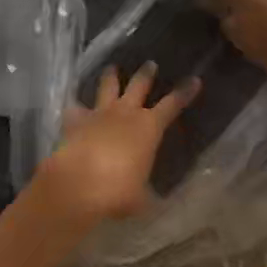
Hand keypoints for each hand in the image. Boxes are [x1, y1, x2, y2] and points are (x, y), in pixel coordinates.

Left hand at [33, 63, 199, 223]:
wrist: (78, 184)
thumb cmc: (117, 191)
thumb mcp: (141, 199)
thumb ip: (148, 196)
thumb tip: (155, 202)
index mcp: (148, 127)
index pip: (172, 104)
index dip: (185, 92)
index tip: (194, 80)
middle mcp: (126, 113)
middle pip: (139, 85)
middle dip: (146, 74)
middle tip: (150, 64)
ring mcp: (99, 114)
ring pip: (107, 87)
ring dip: (110, 77)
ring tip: (111, 68)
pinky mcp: (74, 122)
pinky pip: (74, 110)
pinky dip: (75, 108)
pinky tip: (72, 106)